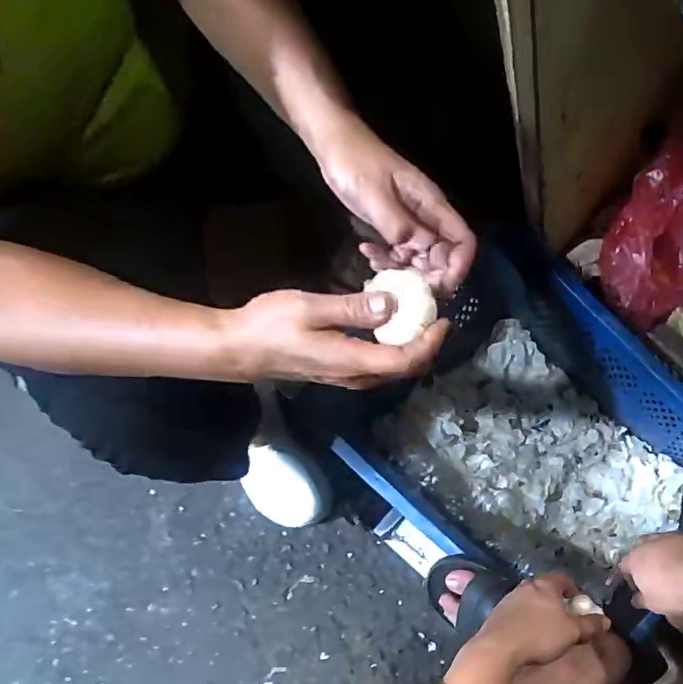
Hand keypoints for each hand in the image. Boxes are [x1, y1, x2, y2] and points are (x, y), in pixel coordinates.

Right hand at [217, 288, 446, 386]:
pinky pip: (378, 366)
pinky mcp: (340, 373)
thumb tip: (392, 305)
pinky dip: (393, 349)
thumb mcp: (311, 307)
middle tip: (436, 319)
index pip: (407, 359)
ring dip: (411, 349)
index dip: (430, 343)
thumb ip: (353, 307)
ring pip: (392, 369)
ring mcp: (348, 378)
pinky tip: (390, 328)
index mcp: (355, 362)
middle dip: (426, 346)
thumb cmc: (269, 325)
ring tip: (420, 322)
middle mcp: (357, 377)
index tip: (443, 322)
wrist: (238, 349)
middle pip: (405, 369)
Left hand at [314, 120, 475, 293]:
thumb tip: (418, 253)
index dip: (458, 267)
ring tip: (378, 263)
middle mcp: (428, 218)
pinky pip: (402, 254)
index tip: (439, 286)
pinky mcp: (397, 228)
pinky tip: (369, 253)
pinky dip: (389, 261)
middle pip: (445, 258)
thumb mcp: (375, 196)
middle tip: (405, 286)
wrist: (332, 142)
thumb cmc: (354, 162)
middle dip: (429, 277)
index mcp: (432, 205)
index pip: (463, 242)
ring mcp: (413, 224)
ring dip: (404, 270)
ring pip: (423, 260)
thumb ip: (399, 226)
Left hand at [463, 574, 612, 671]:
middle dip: (555, 599)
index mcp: (546, 585)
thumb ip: (590, 625)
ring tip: (545, 626)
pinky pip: (515, 611)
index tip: (577, 602)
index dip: (573, 589)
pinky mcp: (496, 612)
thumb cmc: (540, 636)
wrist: (498, 649)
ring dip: (538, 609)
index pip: (564, 578)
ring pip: (529, 599)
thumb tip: (606, 620)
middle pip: (545, 588)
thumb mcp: (572, 632)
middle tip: (564, 615)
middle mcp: (526, 586)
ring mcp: (508, 598)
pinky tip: (526, 633)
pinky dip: (523, 618)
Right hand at [616, 533, 682, 617]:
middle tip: (653, 573)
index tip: (636, 585)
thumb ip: (641, 599)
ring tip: (673, 567)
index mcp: (635, 558)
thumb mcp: (653, 604)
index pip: (624, 564)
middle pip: (642, 548)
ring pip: (662, 542)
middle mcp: (651, 542)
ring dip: (664, 552)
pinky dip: (682, 551)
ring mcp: (672, 535)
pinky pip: (681, 543)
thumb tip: (636, 598)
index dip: (628, 574)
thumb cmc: (673, 592)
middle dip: (645, 558)